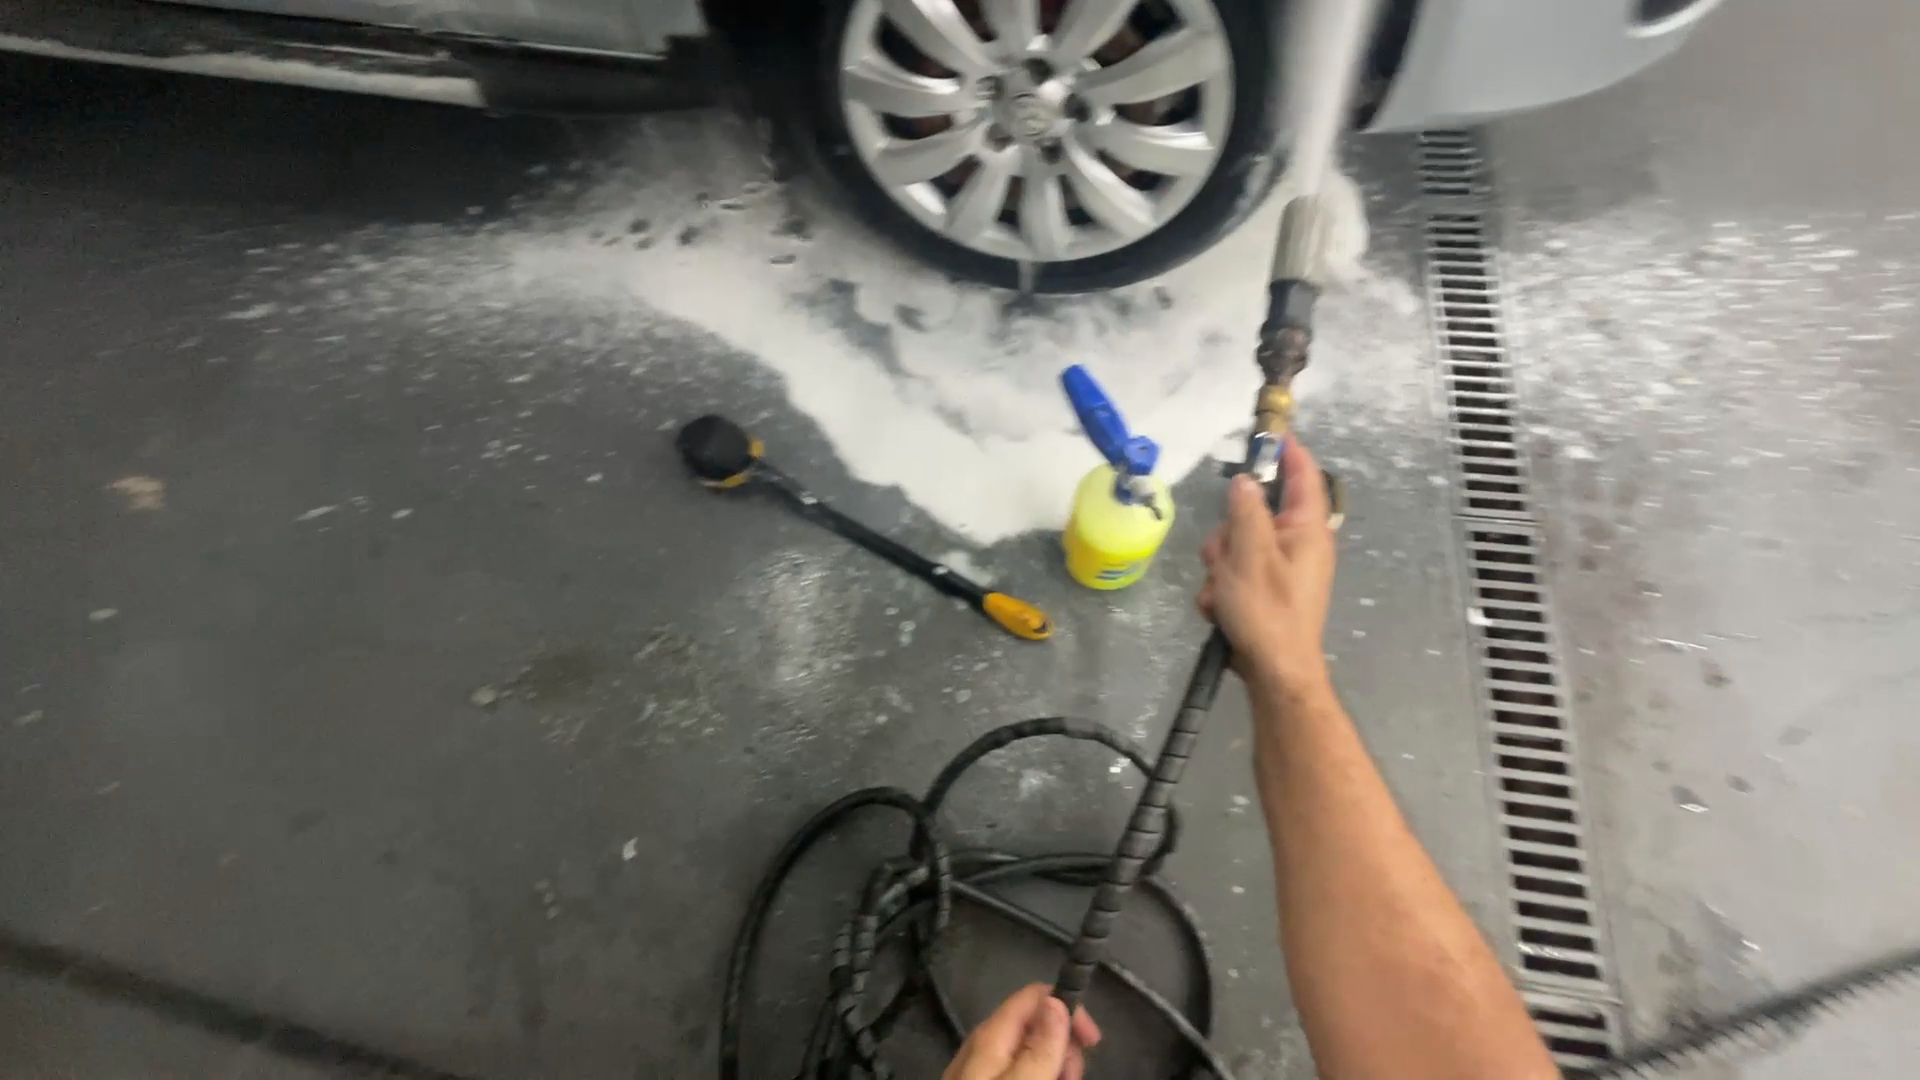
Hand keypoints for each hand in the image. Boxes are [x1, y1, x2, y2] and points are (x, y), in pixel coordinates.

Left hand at [941, 984, 1101, 1079]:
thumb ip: (1039, 1047)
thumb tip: (1055, 1000)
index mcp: (992, 1035)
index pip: (1034, 996)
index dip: (1068, 1009)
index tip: (1093, 1043)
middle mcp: (988, 1045)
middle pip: (1037, 1027)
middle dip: (1063, 1052)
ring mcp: (985, 1070)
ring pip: (1032, 1056)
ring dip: (1053, 1072)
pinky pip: (1021, 1074)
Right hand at [1198, 439, 1335, 696]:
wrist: (1273, 670)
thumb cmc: (1266, 611)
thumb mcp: (1249, 555)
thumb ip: (1245, 512)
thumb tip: (1246, 482)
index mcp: (1306, 529)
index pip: (1303, 476)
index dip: (1287, 452)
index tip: (1267, 433)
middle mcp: (1298, 544)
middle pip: (1253, 512)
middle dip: (1228, 532)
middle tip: (1221, 554)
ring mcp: (1280, 568)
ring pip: (1235, 543)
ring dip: (1219, 564)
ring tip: (1220, 590)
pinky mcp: (1264, 589)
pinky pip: (1233, 571)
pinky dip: (1221, 585)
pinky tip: (1220, 606)